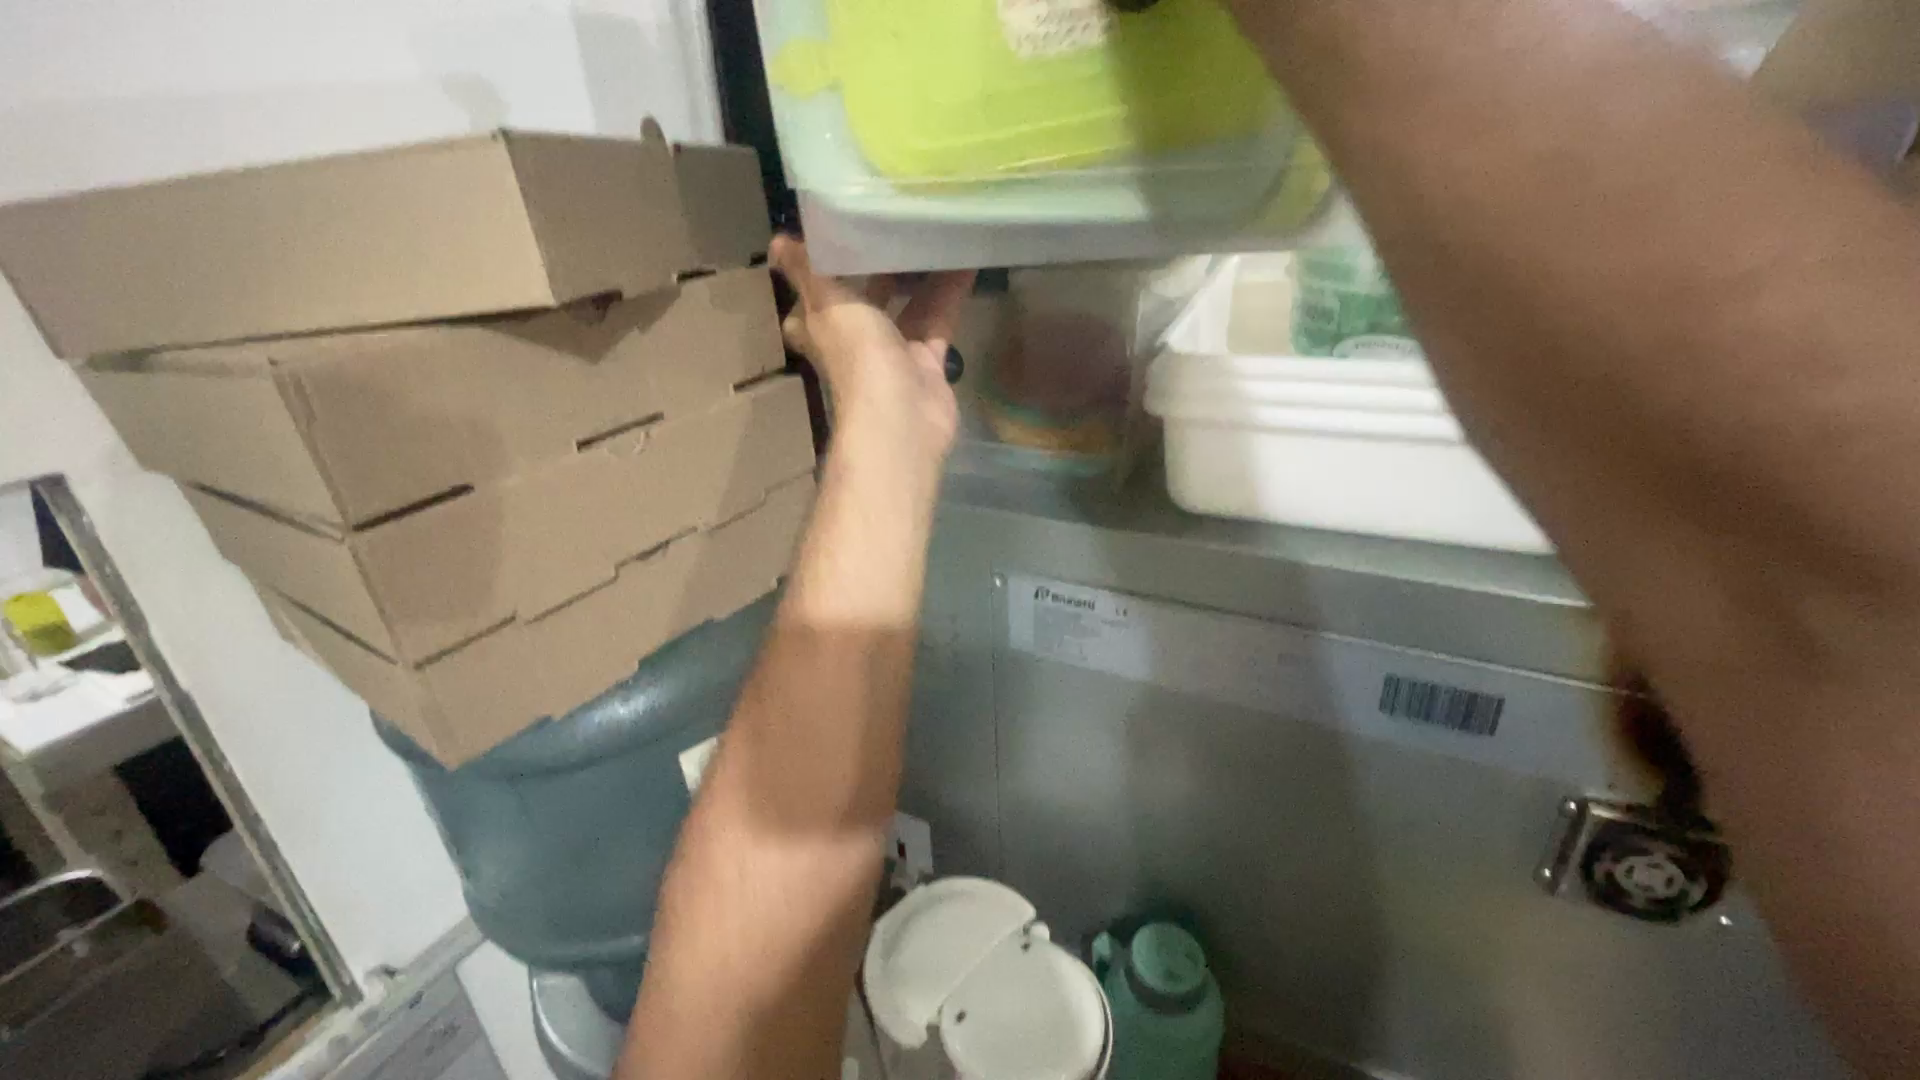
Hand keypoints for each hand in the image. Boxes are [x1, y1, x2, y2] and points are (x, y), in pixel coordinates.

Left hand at [770, 235, 974, 465]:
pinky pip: (939, 321)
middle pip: (864, 298)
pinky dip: (950, 294)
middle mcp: (855, 341)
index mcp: (822, 328)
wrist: (901, 416)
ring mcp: (894, 354)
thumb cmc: (857, 354)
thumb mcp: (826, 301)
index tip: (835, 232)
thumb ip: (807, 269)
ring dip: (919, 274)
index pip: (814, 296)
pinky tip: (965, 259)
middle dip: (878, 265)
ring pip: (906, 307)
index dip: (820, 269)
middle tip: (894, 219)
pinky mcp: (927, 363)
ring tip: (933, 228)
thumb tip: (777, 244)